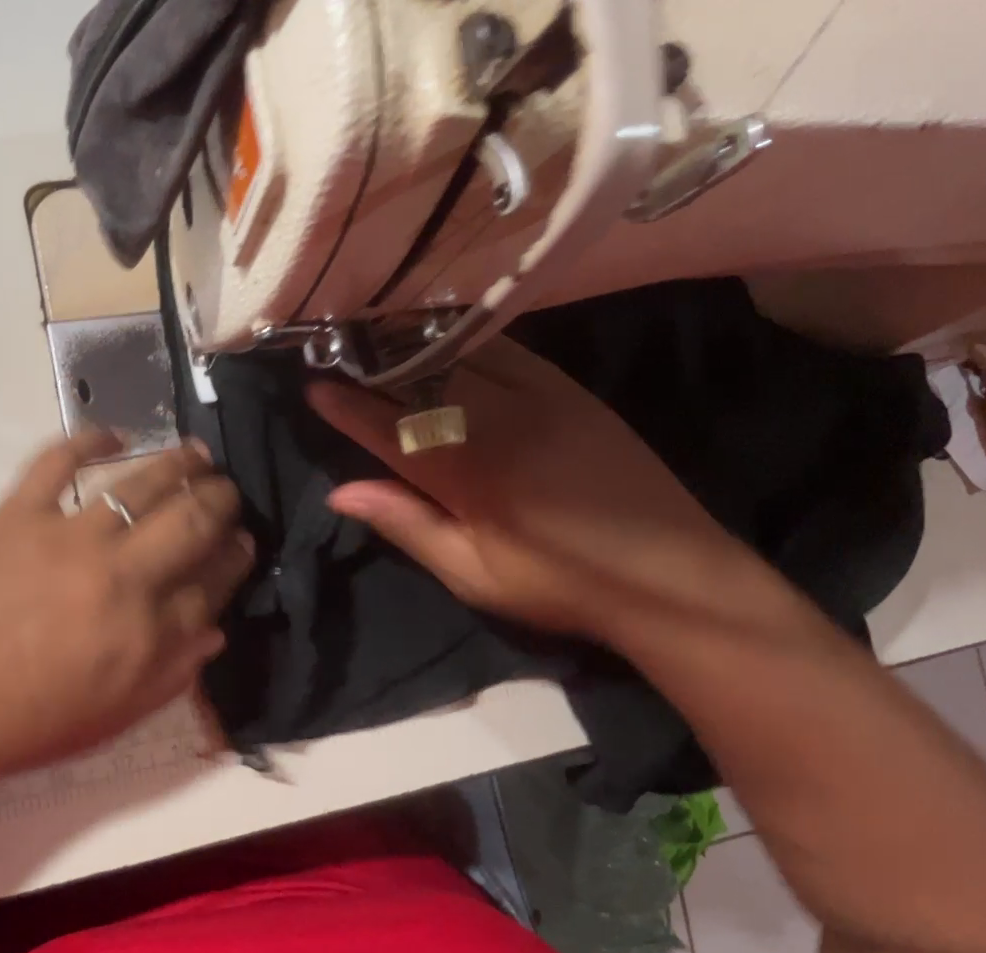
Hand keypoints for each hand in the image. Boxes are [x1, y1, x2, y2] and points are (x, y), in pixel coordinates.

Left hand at [0, 433, 253, 783]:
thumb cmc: (24, 724)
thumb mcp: (113, 718)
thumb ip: (173, 674)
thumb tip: (213, 629)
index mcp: (147, 635)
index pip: (215, 582)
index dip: (238, 558)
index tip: (244, 542)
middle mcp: (121, 578)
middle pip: (192, 523)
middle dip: (222, 502)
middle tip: (228, 492)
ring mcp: (69, 539)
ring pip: (142, 484)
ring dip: (180, 463)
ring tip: (198, 454)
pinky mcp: (18, 513)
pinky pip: (59, 461)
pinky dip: (89, 438)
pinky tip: (116, 435)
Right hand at [309, 337, 755, 639]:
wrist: (671, 575)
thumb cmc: (559, 586)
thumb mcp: (472, 574)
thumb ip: (407, 524)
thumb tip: (341, 492)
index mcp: (470, 473)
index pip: (391, 426)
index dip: (348, 406)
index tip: (314, 387)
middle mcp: (501, 420)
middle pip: (422, 376)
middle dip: (373, 362)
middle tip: (336, 348)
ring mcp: (542, 396)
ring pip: (463, 352)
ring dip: (415, 343)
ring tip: (378, 333)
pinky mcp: (572, 389)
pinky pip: (507, 349)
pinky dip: (465, 340)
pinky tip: (445, 338)